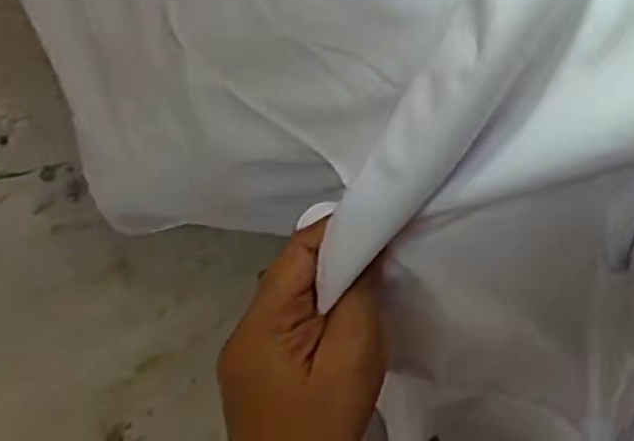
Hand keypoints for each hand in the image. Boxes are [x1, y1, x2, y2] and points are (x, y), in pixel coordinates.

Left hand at [218, 219, 386, 440]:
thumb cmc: (326, 418)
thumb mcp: (354, 351)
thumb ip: (360, 289)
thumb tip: (372, 242)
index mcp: (259, 326)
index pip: (298, 250)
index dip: (341, 225)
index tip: (384, 214)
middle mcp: (246, 331)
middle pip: (294, 265)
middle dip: (342, 246)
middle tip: (387, 237)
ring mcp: (251, 348)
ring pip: (297, 285)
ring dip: (337, 271)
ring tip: (377, 264)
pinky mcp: (265, 362)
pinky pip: (297, 308)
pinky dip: (329, 294)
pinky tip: (355, 298)